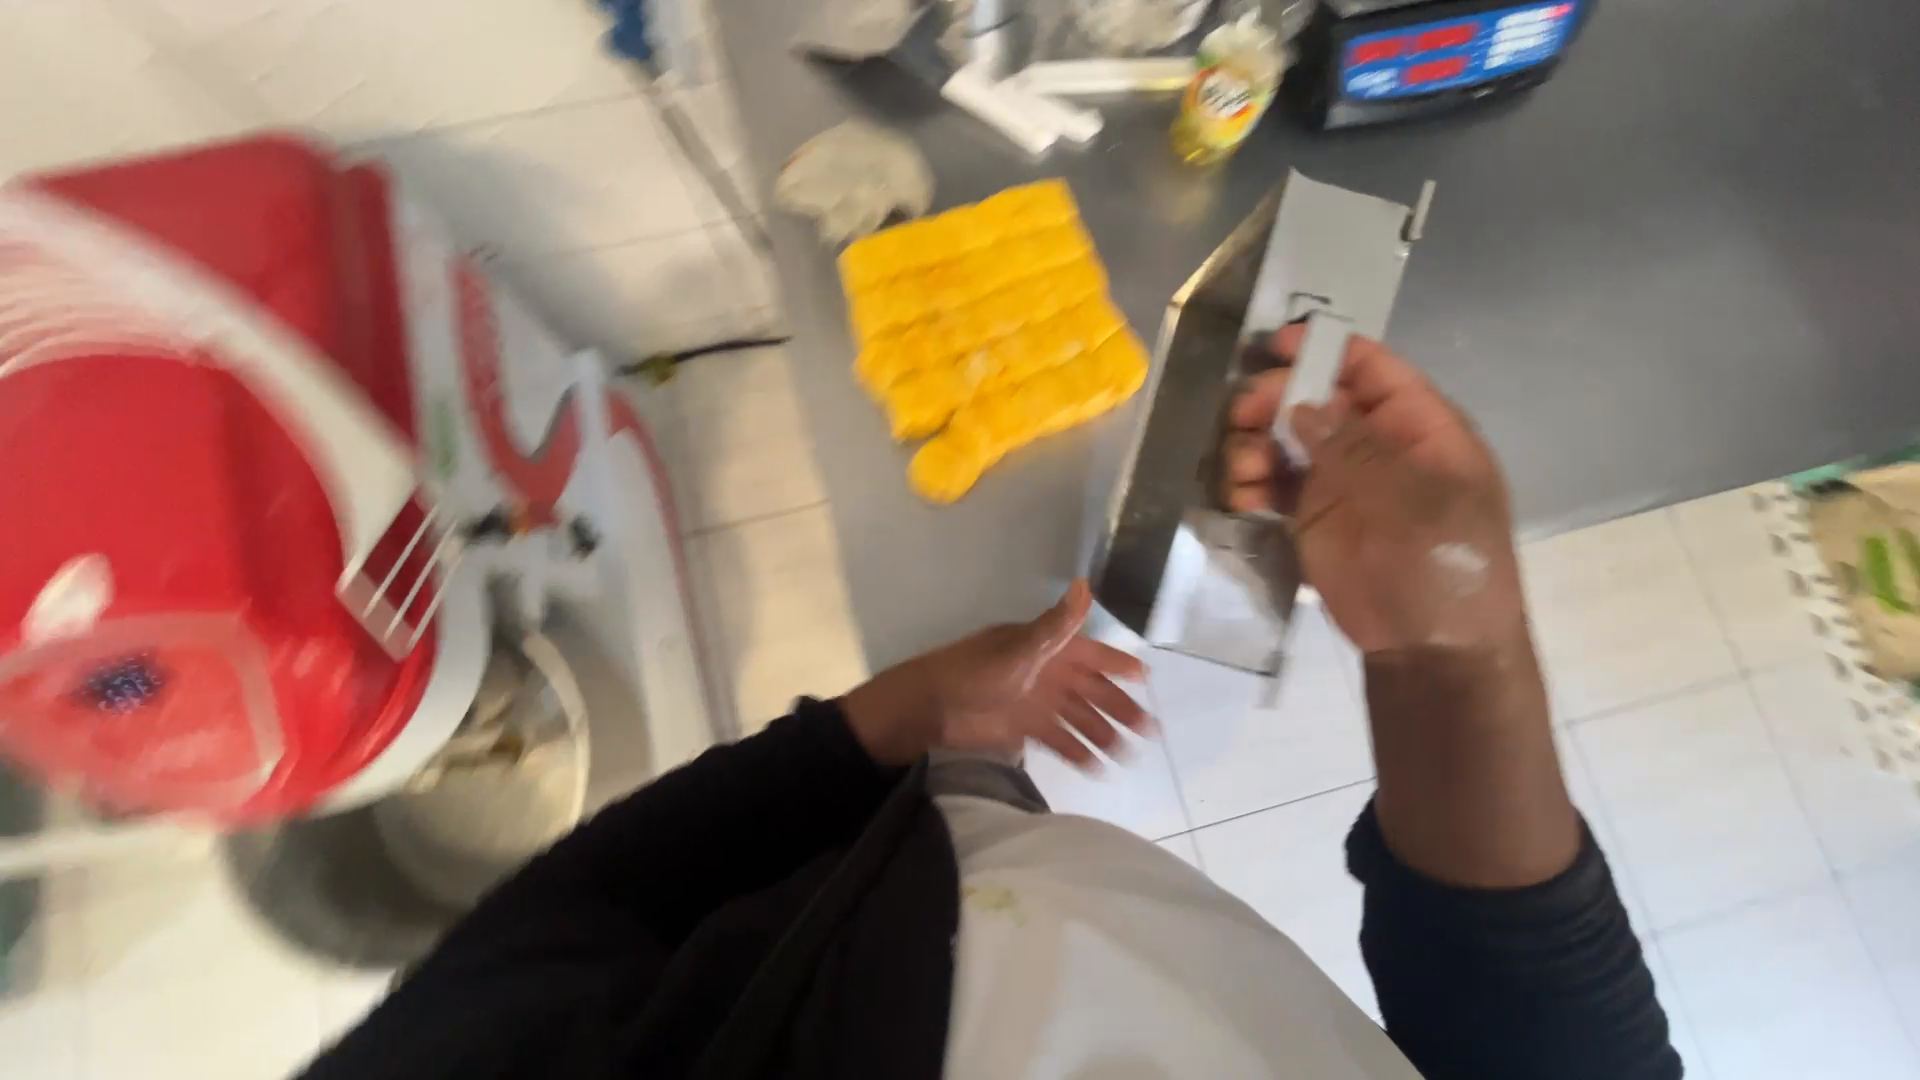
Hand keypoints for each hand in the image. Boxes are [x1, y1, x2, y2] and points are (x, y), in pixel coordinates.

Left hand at [840, 581, 1149, 769]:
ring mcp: (1037, 703)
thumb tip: (1085, 583)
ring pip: (1079, 718)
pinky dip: (1077, 752)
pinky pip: (1059, 741)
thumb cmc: (977, 671)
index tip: (1146, 678)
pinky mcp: (1024, 729)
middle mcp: (1048, 674)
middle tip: (1149, 731)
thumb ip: (1056, 623)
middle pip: (1092, 691)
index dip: (1117, 664)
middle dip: (1120, 707)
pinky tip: (1097, 769)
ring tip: (1129, 756)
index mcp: (1048, 649)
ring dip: (1103, 734)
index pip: (1092, 654)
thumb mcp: (1021, 647)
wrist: (934, 707)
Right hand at [1226, 328, 1576, 887]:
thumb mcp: (1415, 502)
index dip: (1327, 350)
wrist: (1430, 648)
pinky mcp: (1308, 516)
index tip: (1275, 346)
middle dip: (1274, 401)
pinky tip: (1242, 497)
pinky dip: (1248, 483)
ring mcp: (1338, 482)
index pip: (1373, 371)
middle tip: (1243, 417)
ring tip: (1243, 471)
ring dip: (1254, 445)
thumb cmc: (1445, 568)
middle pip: (1314, 400)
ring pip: (1283, 440)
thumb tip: (1300, 405)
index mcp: (1420, 430)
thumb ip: (1356, 450)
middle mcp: (1374, 446)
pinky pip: (1269, 483)